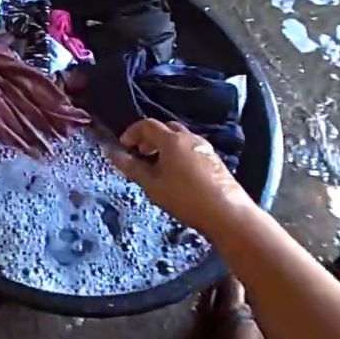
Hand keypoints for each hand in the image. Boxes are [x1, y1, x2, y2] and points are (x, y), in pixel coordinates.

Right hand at [105, 118, 256, 238]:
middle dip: (149, 138)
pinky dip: (177, 153)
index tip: (123, 147)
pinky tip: (176, 174)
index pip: (147, 124)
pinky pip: (190, 148)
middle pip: (165, 128)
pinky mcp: (214, 159)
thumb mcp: (151, 184)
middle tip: (140, 154)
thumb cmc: (184, 197)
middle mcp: (189, 138)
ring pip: (179, 138)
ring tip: (156, 166)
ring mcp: (204, 148)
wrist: (228, 213)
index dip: (131, 132)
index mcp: (171, 140)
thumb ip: (130, 166)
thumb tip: (111, 152)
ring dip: (164, 146)